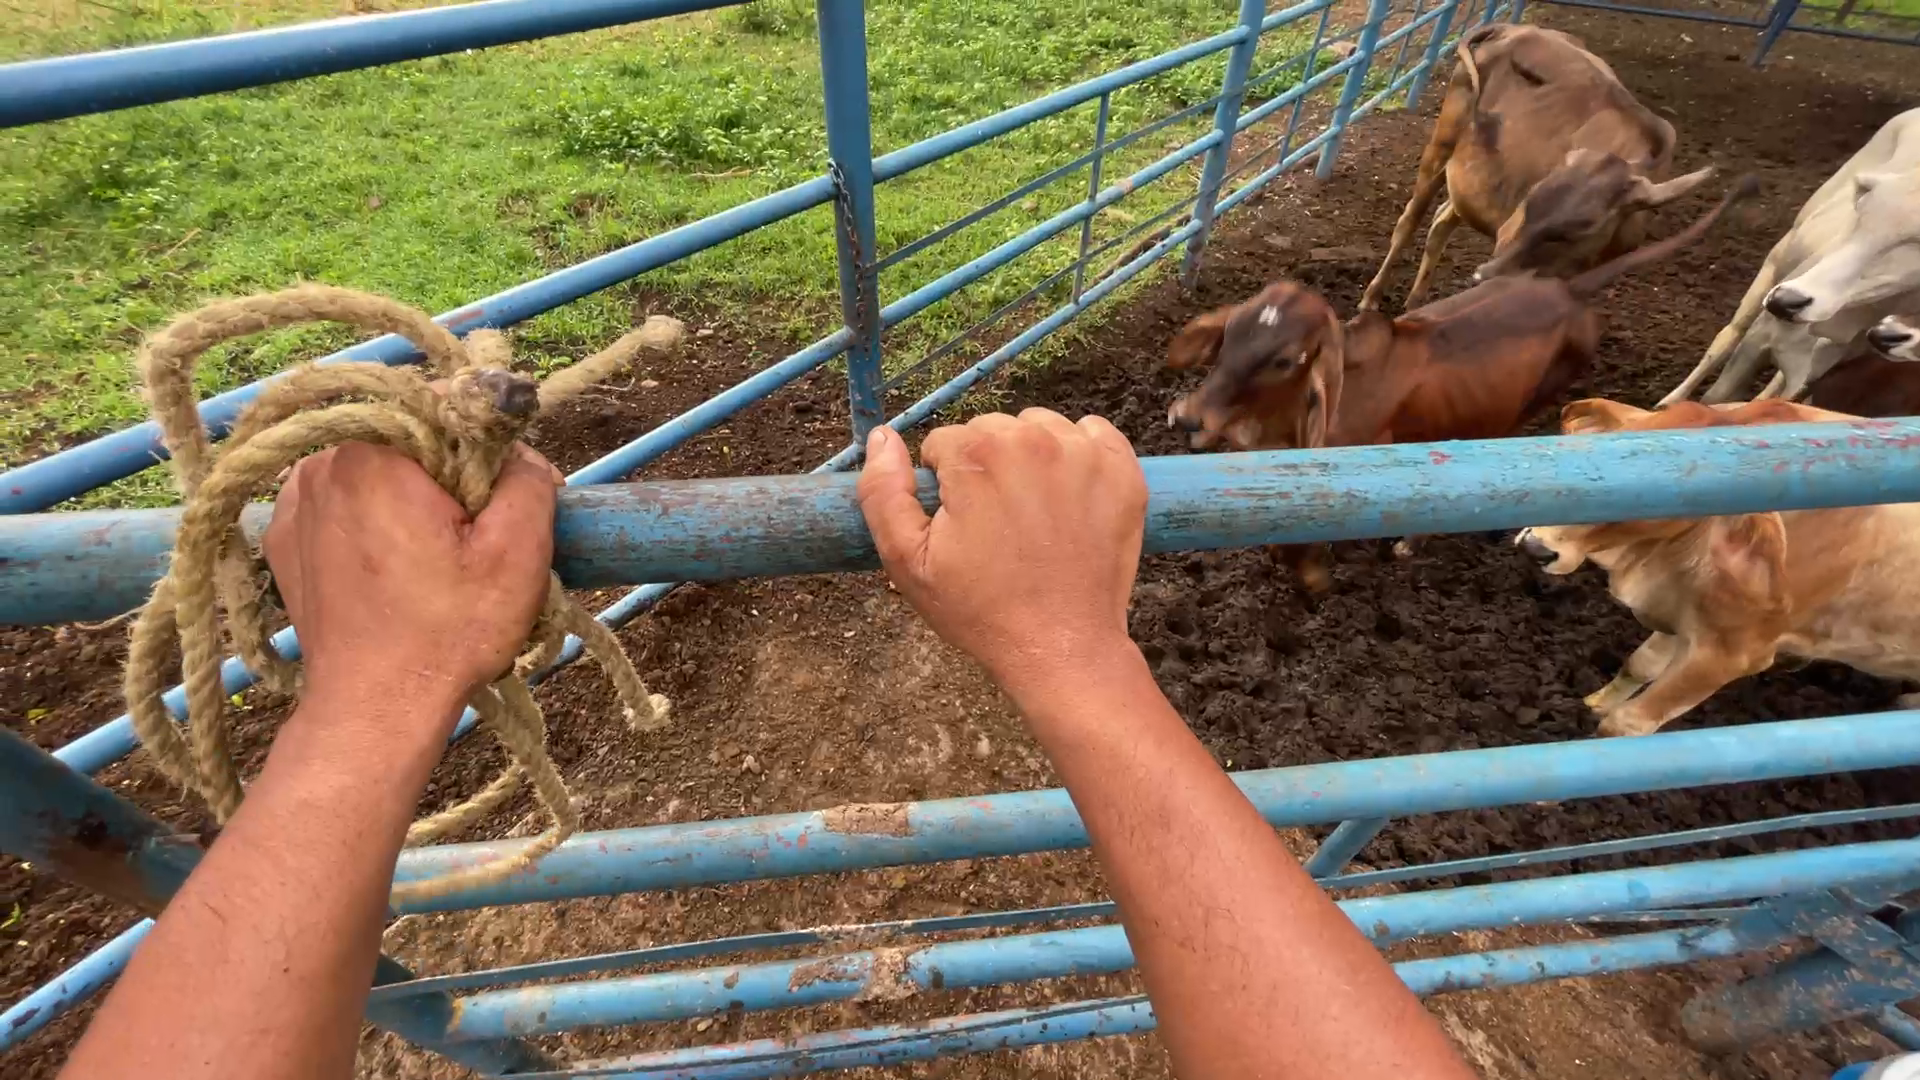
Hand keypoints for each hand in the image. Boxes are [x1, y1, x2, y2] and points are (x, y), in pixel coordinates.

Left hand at [263, 441, 561, 722]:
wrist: (378, 705)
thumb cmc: (454, 627)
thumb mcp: (520, 548)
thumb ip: (528, 477)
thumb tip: (521, 453)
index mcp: (374, 457)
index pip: (442, 402)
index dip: (490, 438)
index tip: (512, 488)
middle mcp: (319, 467)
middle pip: (411, 436)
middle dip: (458, 470)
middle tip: (486, 529)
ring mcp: (293, 505)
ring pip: (381, 467)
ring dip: (422, 493)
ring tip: (448, 552)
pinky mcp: (286, 540)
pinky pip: (349, 500)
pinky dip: (385, 516)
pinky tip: (408, 563)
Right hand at [856, 409, 1147, 695]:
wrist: (1061, 645)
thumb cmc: (981, 609)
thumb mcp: (907, 561)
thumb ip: (882, 492)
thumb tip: (883, 437)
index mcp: (976, 455)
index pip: (943, 443)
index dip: (944, 484)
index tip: (960, 523)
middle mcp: (1032, 441)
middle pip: (991, 430)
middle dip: (984, 466)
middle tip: (995, 522)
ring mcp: (1083, 453)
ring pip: (1039, 428)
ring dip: (1029, 456)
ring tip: (1031, 511)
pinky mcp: (1121, 470)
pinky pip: (1093, 432)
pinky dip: (1079, 454)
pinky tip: (1069, 494)